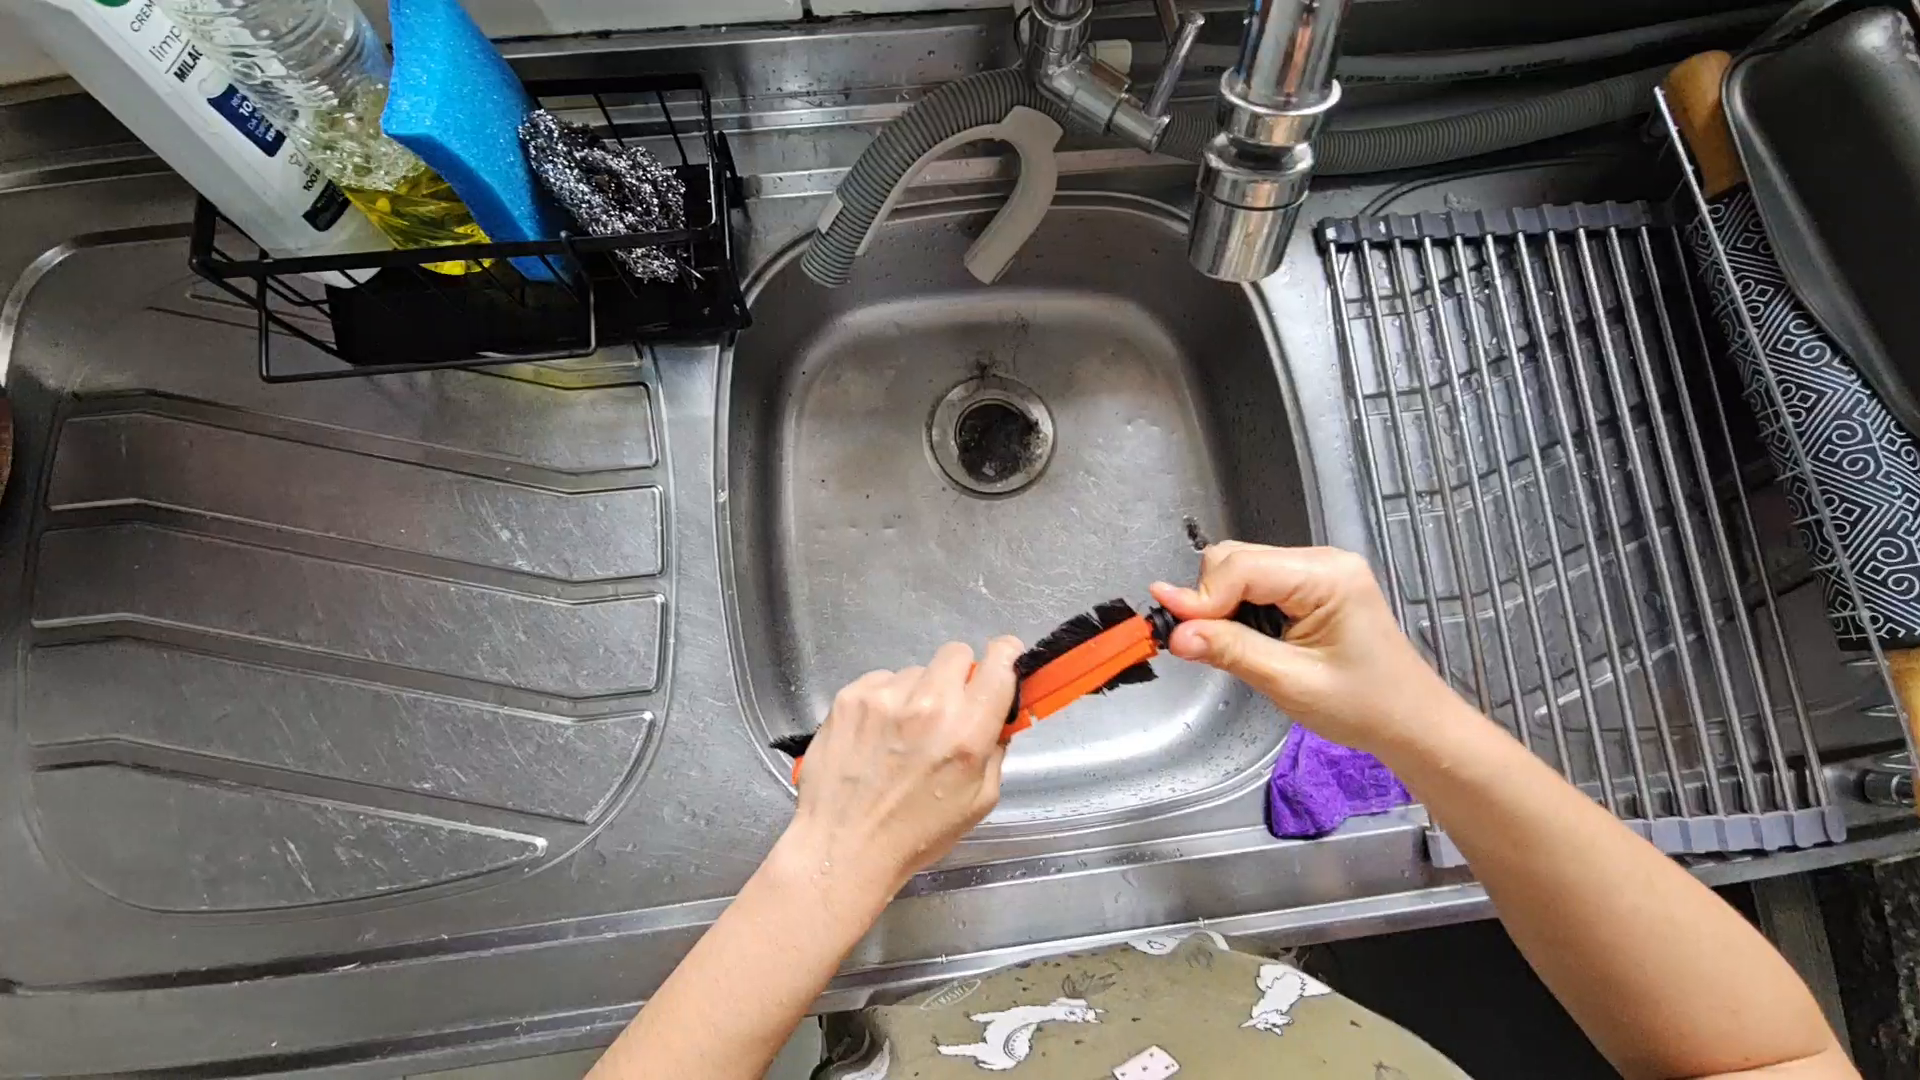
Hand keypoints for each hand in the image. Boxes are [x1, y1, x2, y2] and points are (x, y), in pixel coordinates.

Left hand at [779, 638, 1022, 904]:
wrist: (842, 848)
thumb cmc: (916, 834)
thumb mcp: (978, 802)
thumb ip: (995, 750)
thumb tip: (999, 717)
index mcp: (967, 732)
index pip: (999, 664)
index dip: (1006, 655)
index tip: (1004, 660)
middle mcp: (928, 705)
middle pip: (957, 653)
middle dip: (959, 676)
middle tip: (947, 709)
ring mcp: (885, 696)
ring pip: (916, 671)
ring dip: (917, 693)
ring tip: (901, 734)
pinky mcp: (851, 696)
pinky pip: (881, 680)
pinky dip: (884, 700)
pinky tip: (875, 734)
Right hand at [1149, 543, 1464, 754]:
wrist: (1411, 724)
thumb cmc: (1363, 707)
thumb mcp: (1289, 682)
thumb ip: (1230, 650)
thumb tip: (1175, 634)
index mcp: (1326, 576)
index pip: (1242, 568)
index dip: (1200, 598)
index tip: (1174, 633)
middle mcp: (1320, 560)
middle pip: (1234, 560)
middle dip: (1208, 599)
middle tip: (1202, 644)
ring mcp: (1315, 570)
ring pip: (1238, 568)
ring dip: (1219, 604)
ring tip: (1228, 644)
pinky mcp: (1308, 585)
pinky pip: (1253, 583)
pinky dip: (1235, 607)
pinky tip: (1246, 637)